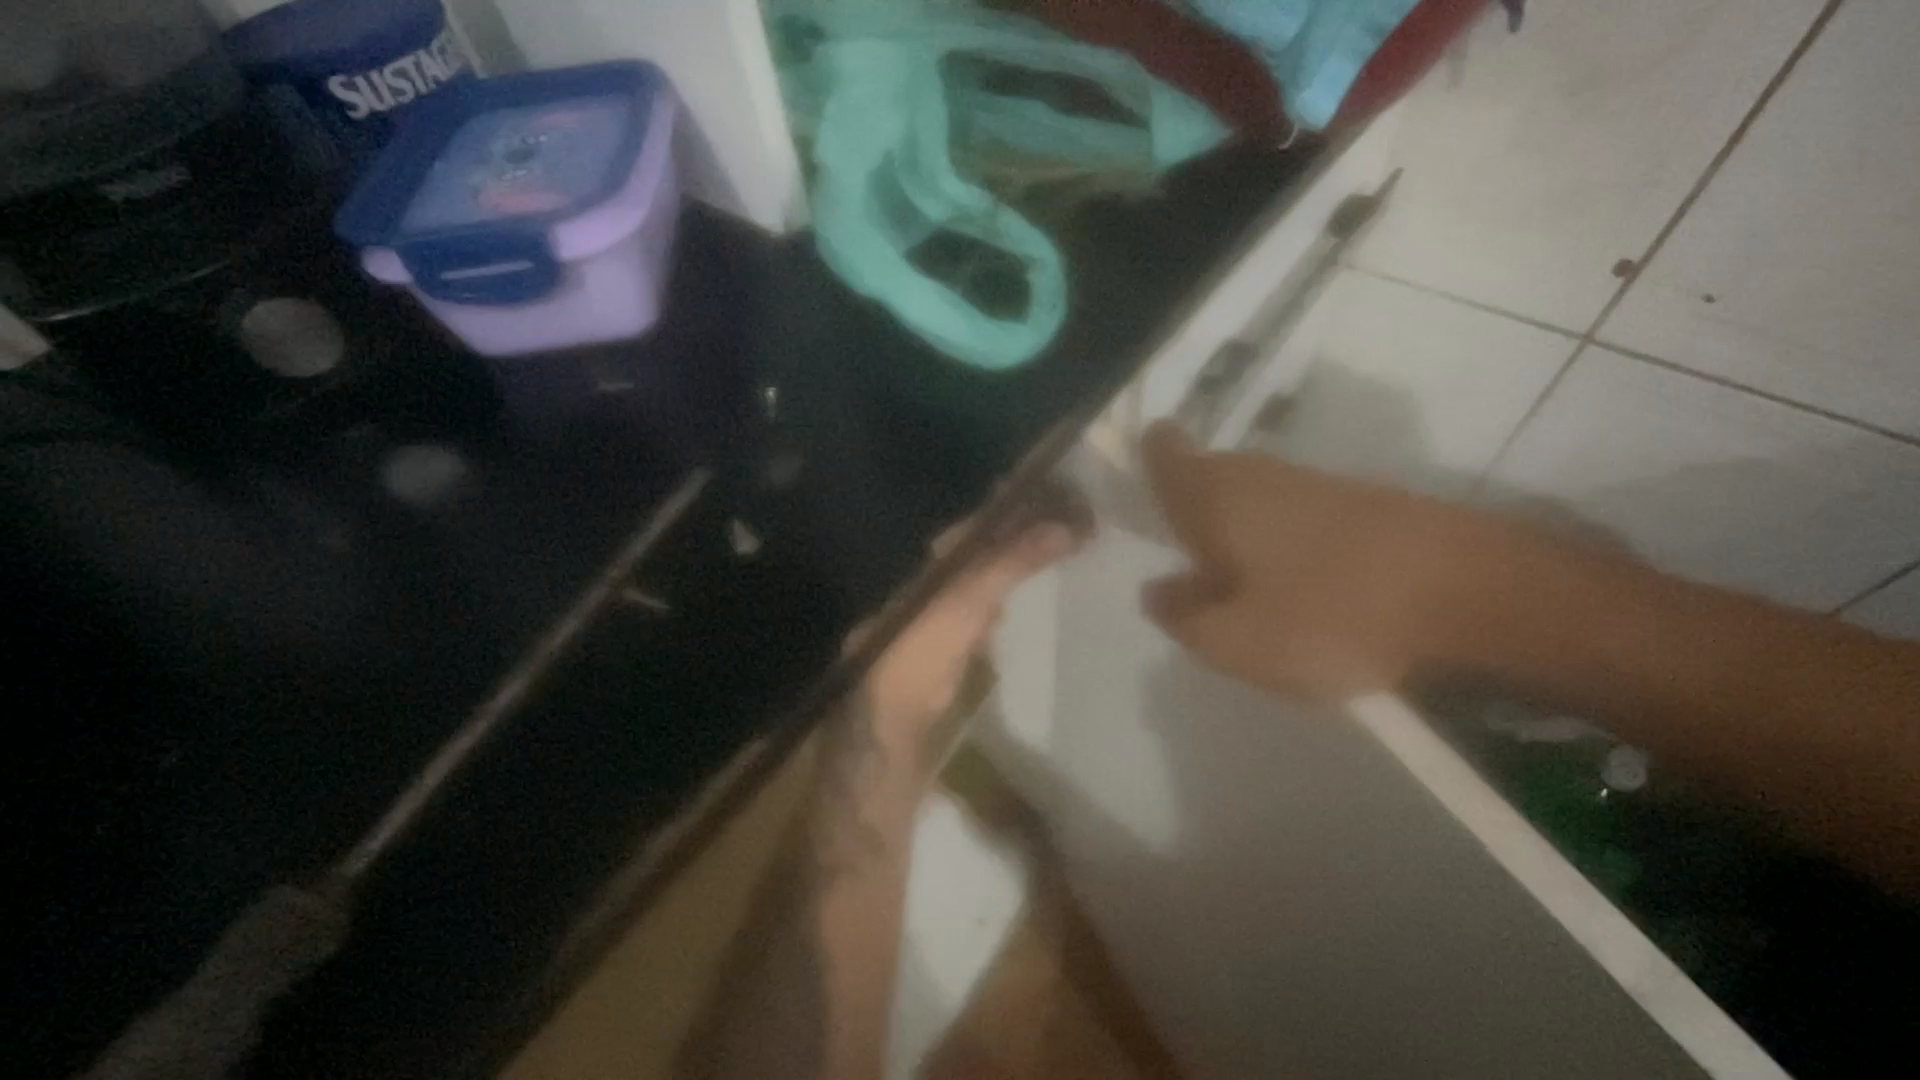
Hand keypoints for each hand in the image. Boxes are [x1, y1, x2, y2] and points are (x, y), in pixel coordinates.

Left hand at [856, 510, 1085, 778]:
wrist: (892, 718)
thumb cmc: (923, 649)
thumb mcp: (967, 599)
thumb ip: (1012, 561)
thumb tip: (1066, 526)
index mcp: (940, 554)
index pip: (989, 515)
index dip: (1027, 501)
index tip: (1070, 491)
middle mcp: (941, 572)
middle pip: (993, 540)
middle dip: (1031, 526)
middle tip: (1081, 517)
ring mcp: (946, 605)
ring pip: (993, 570)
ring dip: (1025, 557)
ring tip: (1068, 544)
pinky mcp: (954, 638)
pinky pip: (989, 603)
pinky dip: (1011, 592)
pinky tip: (1029, 593)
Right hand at [1139, 423, 1515, 697]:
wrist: (1470, 592)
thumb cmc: (1327, 614)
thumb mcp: (1233, 641)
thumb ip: (1183, 618)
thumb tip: (1157, 593)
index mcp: (1215, 494)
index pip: (1163, 452)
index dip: (1146, 463)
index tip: (1143, 495)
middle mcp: (1259, 475)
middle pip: (1207, 480)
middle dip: (1191, 518)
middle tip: (1190, 576)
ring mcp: (1316, 485)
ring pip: (1253, 503)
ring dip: (1240, 540)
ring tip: (1244, 597)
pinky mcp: (1362, 505)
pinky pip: (1297, 521)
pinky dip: (1284, 551)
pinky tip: (1299, 594)